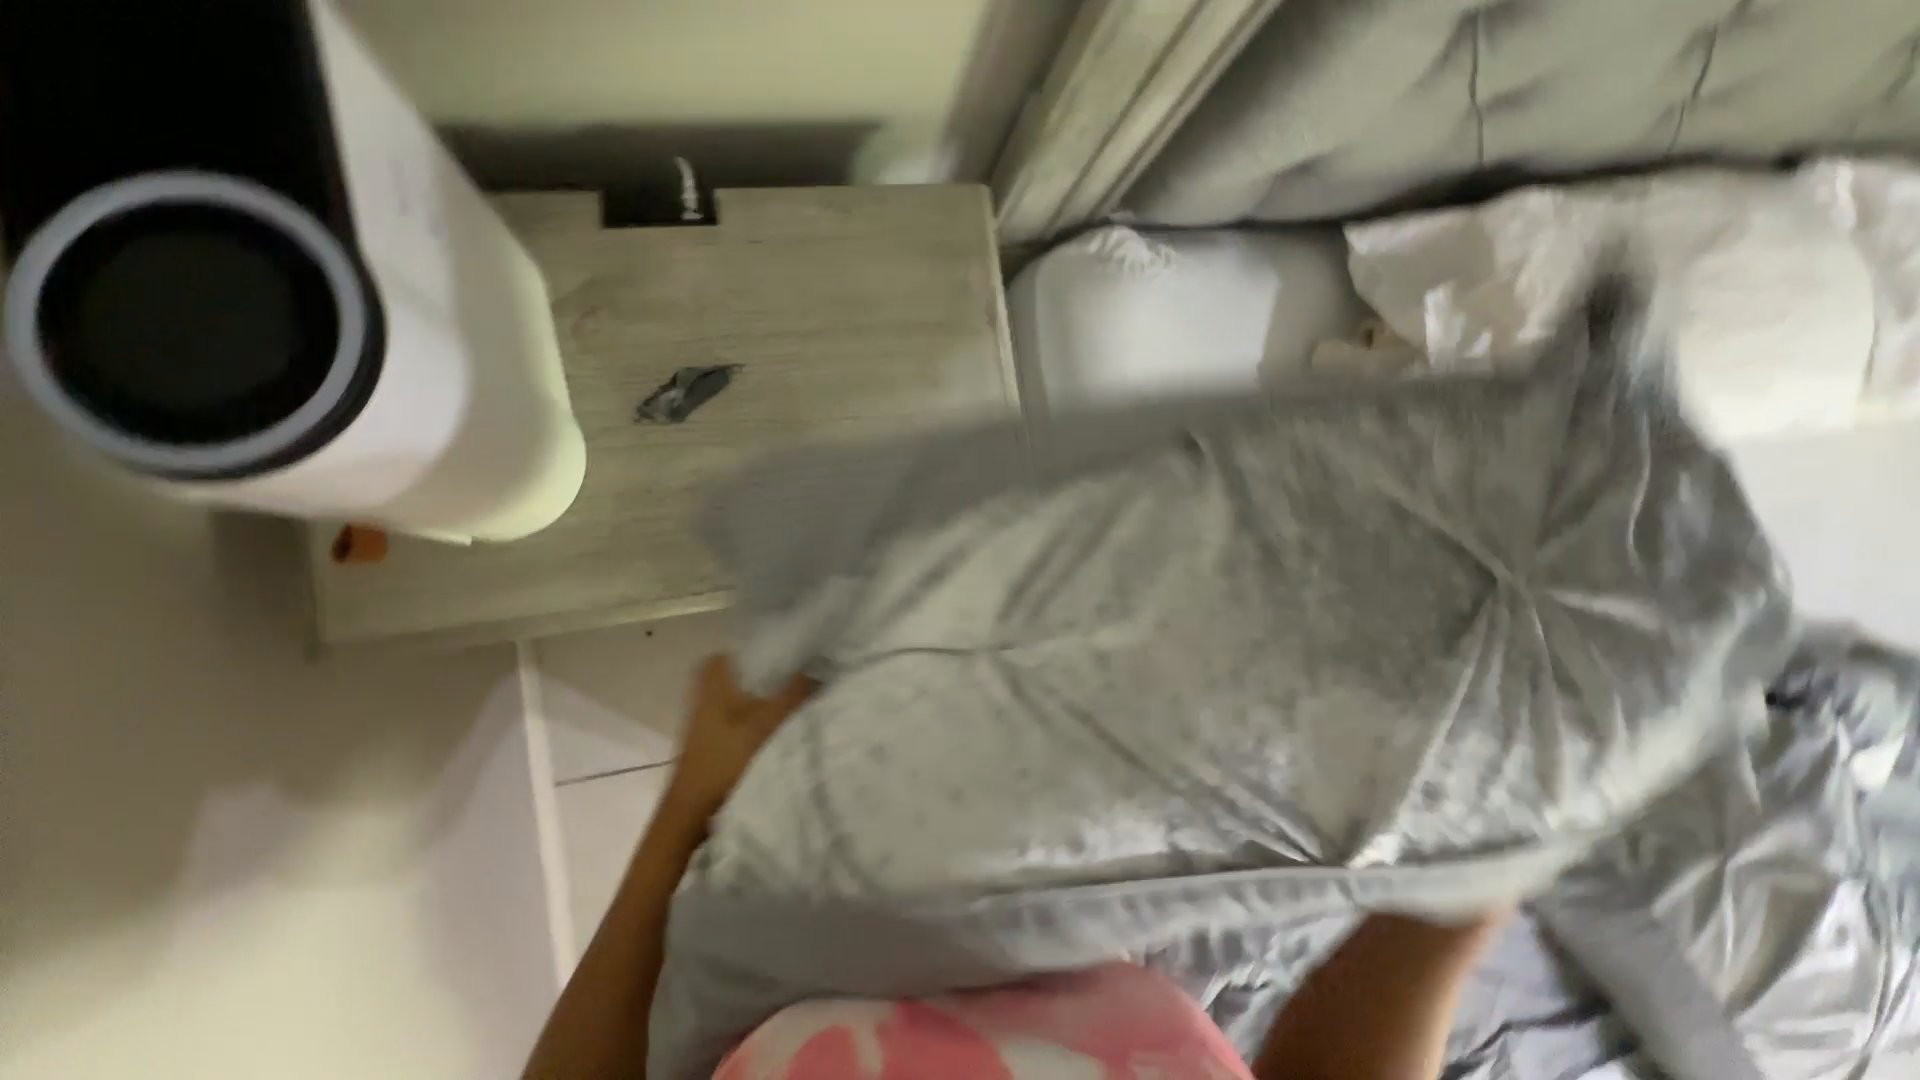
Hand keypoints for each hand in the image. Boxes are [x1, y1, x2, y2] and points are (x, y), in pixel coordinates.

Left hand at [664, 655, 817, 821]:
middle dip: (783, 672)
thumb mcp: (767, 723)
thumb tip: (820, 670)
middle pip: (756, 667)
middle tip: (813, 676)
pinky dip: (765, 710)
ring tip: (806, 697)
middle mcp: (708, 681)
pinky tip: (786, 721)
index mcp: (714, 671)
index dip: (784, 647)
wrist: (693, 809)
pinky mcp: (715, 728)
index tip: (812, 654)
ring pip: (752, 688)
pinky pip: (747, 706)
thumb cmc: (726, 759)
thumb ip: (795, 693)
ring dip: (775, 693)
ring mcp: (709, 706)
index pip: (755, 644)